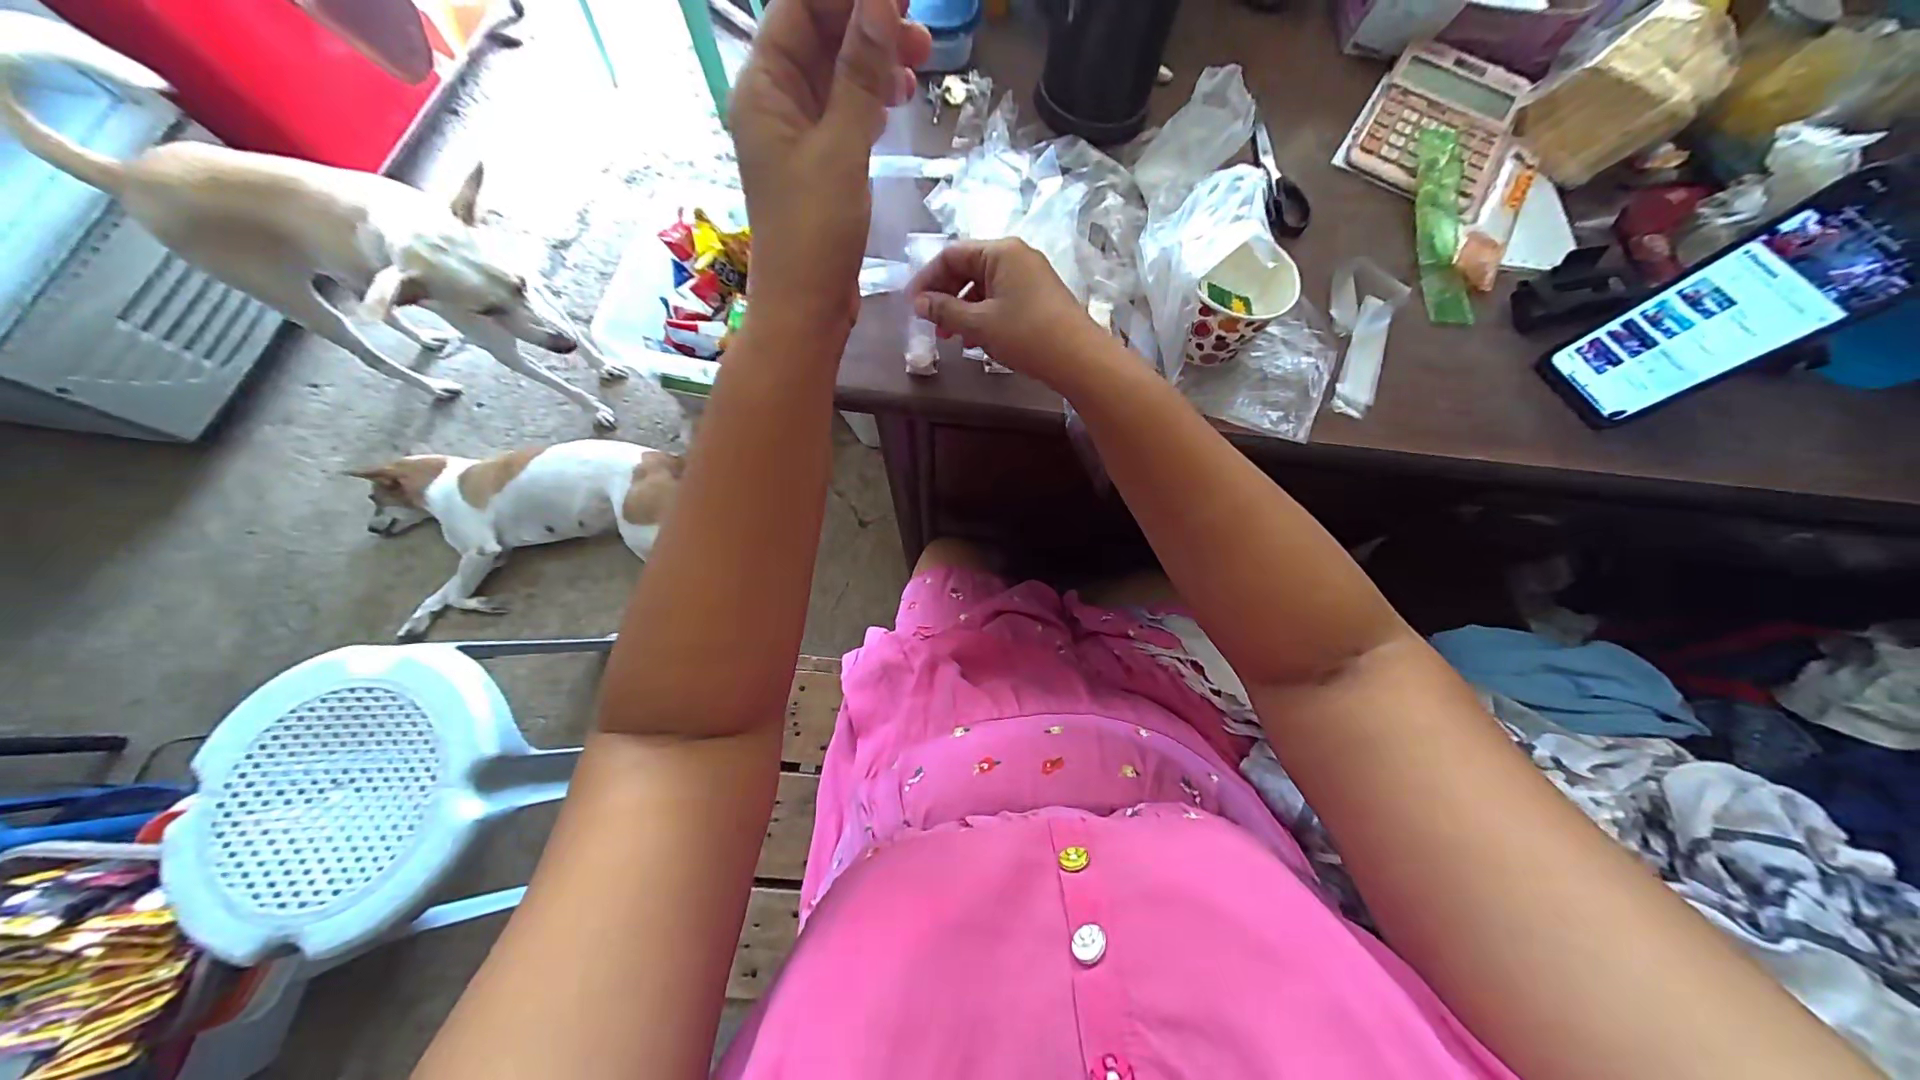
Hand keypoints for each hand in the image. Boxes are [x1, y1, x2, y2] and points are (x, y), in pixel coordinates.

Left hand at [729, 0, 930, 331]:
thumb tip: (879, 0)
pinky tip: (897, 97)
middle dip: (867, 21)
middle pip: (818, 34)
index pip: (798, 8)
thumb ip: (860, 72)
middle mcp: (774, 102)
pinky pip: (843, 109)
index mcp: (763, 88)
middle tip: (918, 28)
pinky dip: (870, 96)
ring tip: (920, 60)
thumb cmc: (815, 232)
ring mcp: (796, 133)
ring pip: (836, 73)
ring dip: (875, 59)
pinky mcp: (818, 160)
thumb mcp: (842, 147)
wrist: (807, 306)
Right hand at [908, 238, 1113, 386]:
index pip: (951, 255)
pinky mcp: (1038, 297)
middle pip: (967, 269)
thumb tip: (919, 303)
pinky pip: (1000, 299)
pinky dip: (982, 316)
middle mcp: (1015, 256)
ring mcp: (1029, 276)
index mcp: (1000, 252)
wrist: (1079, 358)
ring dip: (962, 311)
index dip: (927, 279)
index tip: (912, 306)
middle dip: (945, 297)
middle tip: (931, 326)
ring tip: (951, 338)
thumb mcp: (979, 324)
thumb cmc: (1026, 334)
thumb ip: (945, 311)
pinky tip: (976, 341)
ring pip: (983, 287)